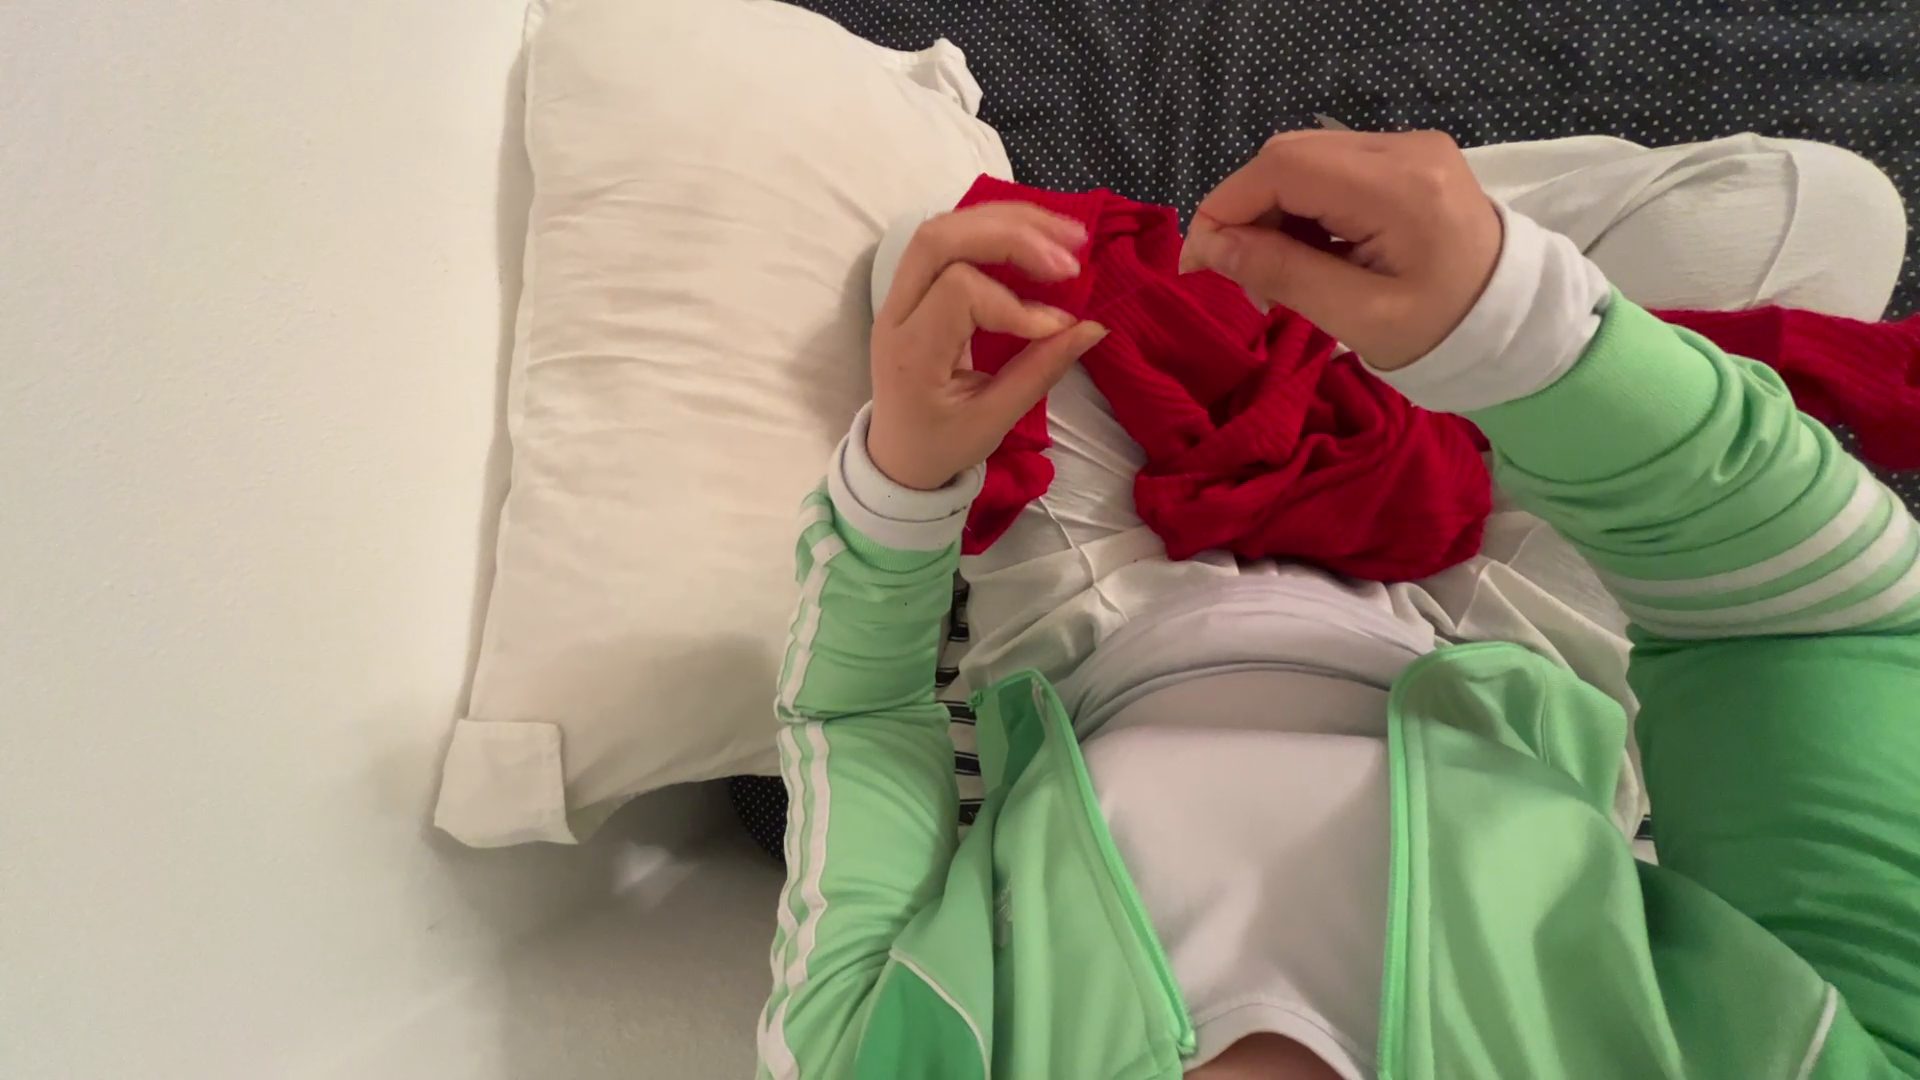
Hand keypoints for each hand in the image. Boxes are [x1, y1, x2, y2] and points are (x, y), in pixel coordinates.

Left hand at [868, 203, 1108, 490]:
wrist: (898, 457)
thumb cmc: (942, 446)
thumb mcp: (993, 420)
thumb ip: (1039, 372)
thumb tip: (1093, 327)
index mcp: (911, 354)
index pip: (960, 291)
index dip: (1016, 304)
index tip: (1056, 331)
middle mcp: (895, 315)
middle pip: (940, 238)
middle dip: (1011, 233)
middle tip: (1072, 255)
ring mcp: (898, 298)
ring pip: (943, 229)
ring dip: (1008, 222)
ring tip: (1068, 236)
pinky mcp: (914, 291)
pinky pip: (949, 242)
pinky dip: (996, 232)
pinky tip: (1037, 238)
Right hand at [1179, 130, 1501, 370]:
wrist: (1510, 321)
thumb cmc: (1438, 331)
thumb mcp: (1355, 315)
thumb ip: (1282, 274)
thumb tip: (1210, 248)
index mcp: (1398, 186)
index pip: (1284, 167)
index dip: (1224, 207)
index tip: (1197, 261)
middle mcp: (1402, 149)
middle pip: (1287, 157)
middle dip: (1241, 212)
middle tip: (1231, 274)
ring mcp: (1404, 151)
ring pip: (1300, 163)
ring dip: (1266, 216)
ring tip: (1269, 276)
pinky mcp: (1401, 163)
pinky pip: (1324, 174)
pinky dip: (1293, 215)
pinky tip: (1298, 257)